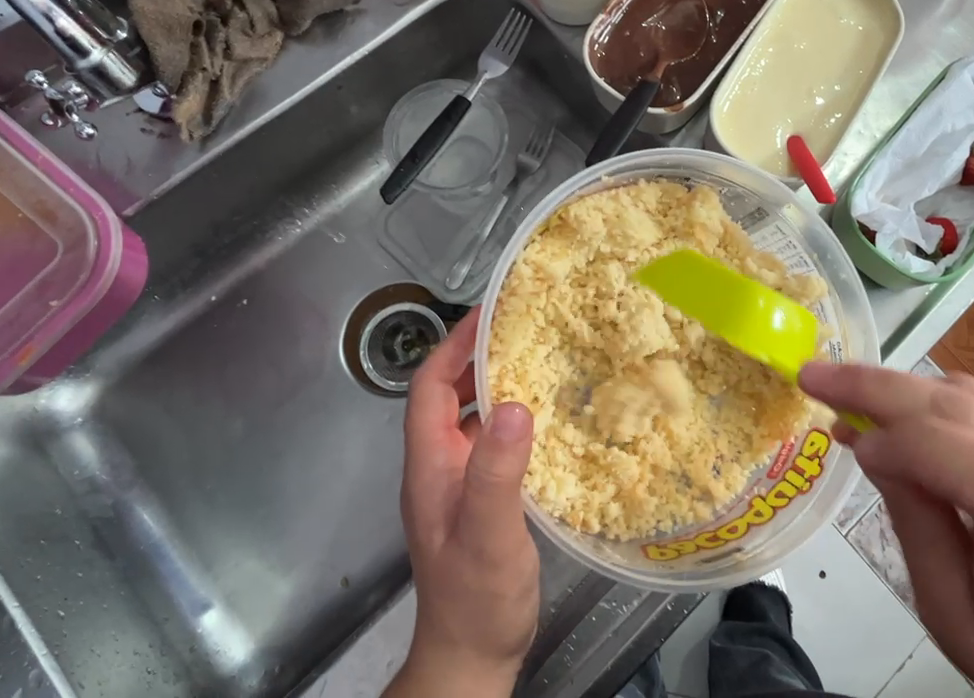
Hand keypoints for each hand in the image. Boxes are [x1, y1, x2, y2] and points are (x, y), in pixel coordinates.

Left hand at [388, 308, 540, 697]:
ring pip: (468, 416)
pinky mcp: (478, 498)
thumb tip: (514, 405)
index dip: (453, 347)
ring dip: (494, 383)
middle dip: (476, 356)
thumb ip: (496, 472)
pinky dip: (510, 417)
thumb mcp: (489, 533)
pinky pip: (489, 440)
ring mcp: (456, 483)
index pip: (429, 388)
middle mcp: (438, 466)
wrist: (472, 657)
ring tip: (538, 359)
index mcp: (430, 465)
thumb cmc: (478, 597)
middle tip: (522, 328)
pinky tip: (543, 416)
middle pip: (446, 395)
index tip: (489, 315)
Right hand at [799, 362, 973, 697]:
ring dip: (902, 386)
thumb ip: (918, 526)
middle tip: (817, 378)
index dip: (920, 446)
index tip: (854, 446)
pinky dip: (929, 393)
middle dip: (888, 392)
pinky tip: (890, 405)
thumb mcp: (949, 613)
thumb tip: (872, 446)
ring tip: (842, 391)